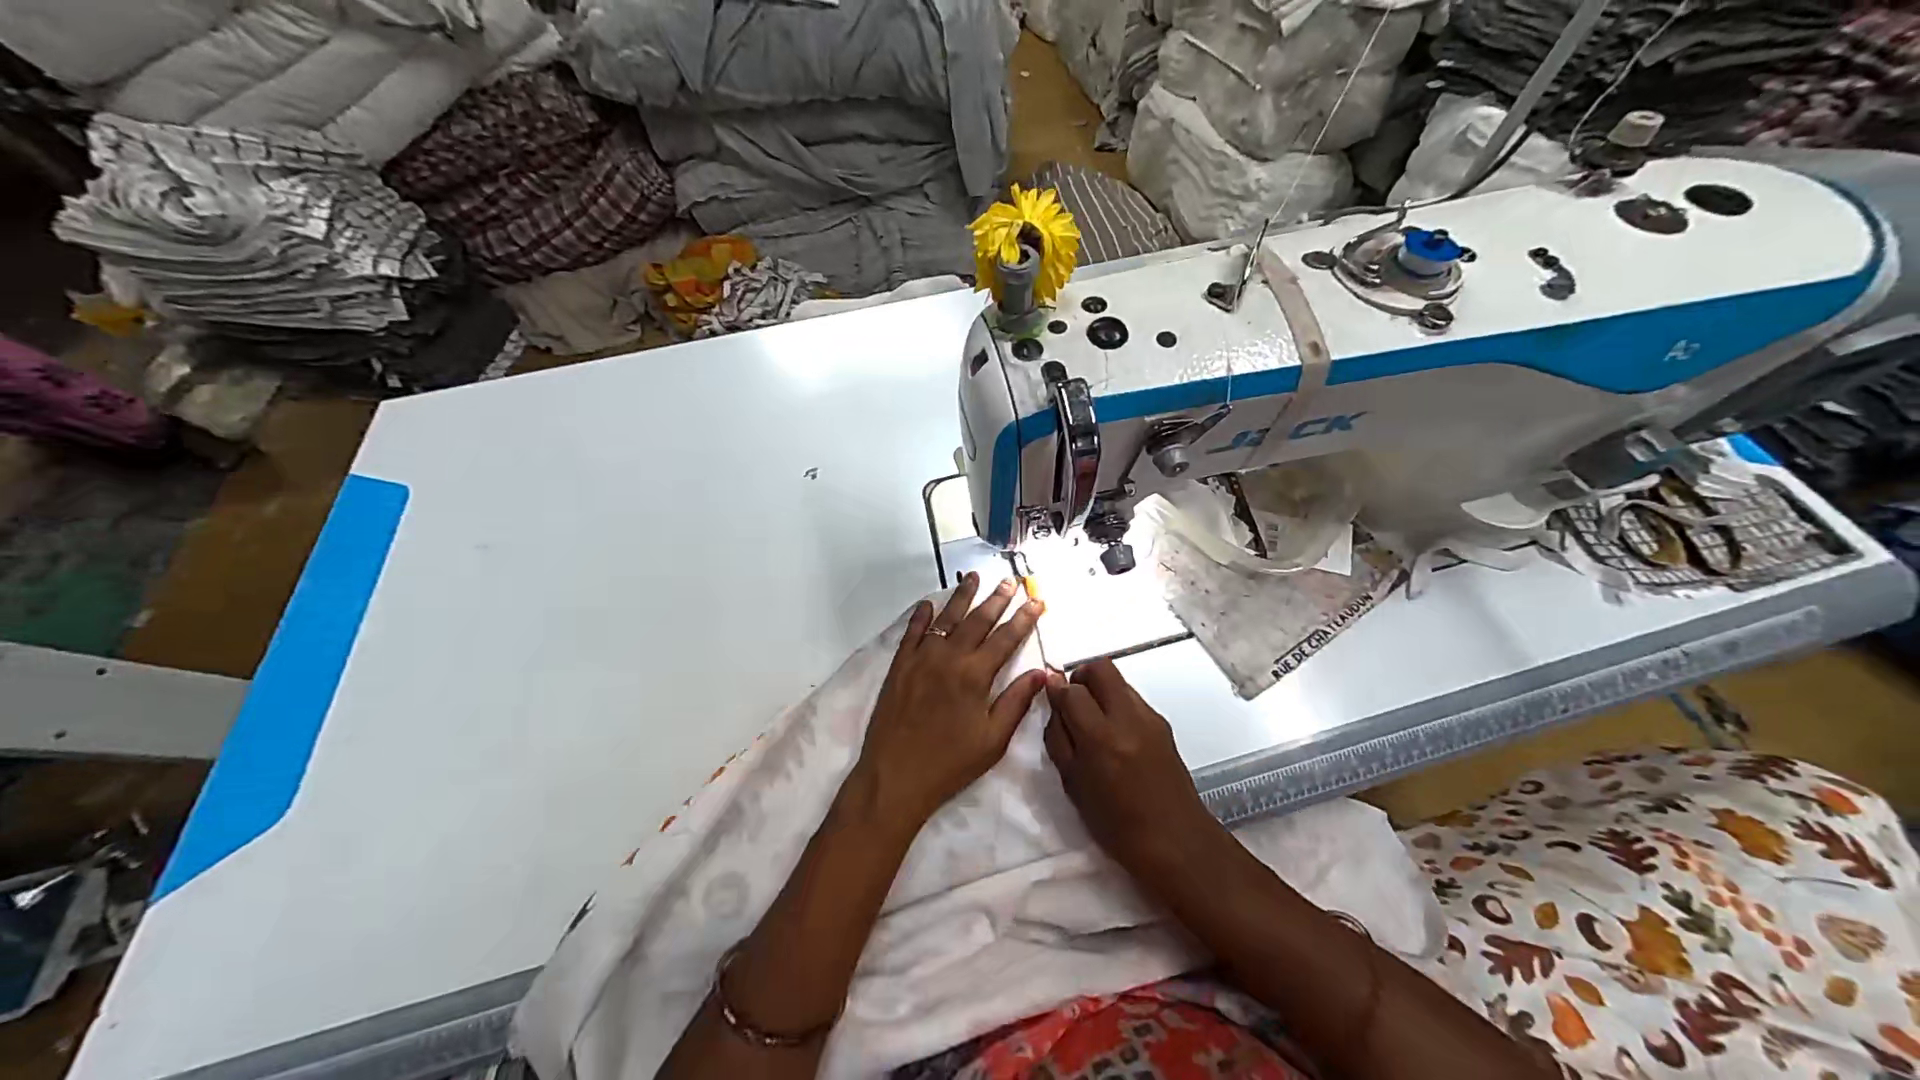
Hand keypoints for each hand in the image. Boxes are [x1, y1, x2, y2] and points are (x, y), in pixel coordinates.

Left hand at [852, 573, 1046, 826]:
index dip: (1024, 618)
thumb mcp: (992, 739)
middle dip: (997, 599)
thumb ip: (1016, 702)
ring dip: (962, 597)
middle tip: (1009, 582)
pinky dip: (921, 616)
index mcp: (975, 675)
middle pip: (978, 620)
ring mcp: (921, 658)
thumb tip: (1040, 673)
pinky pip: (912, 632)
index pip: (1006, 638)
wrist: (895, 776)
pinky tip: (928, 604)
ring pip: (946, 618)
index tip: (1037, 601)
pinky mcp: (899, 666)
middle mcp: (949, 658)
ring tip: (974, 577)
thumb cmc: (950, 763)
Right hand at [1044, 659, 1221, 876]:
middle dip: (1081, 677)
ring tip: (1092, 721)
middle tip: (1072, 701)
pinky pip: (1132, 699)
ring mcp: (1150, 719)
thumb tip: (1055, 704)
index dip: (1056, 688)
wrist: (1176, 842)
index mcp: (1101, 739)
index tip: (1049, 692)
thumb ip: (1060, 738)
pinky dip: (1117, 705)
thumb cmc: (1116, 824)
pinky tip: (1114, 735)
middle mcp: (1128, 719)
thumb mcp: (1073, 784)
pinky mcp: (1163, 724)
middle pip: (1101, 668)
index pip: (1072, 691)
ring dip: (1100, 690)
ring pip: (1119, 681)